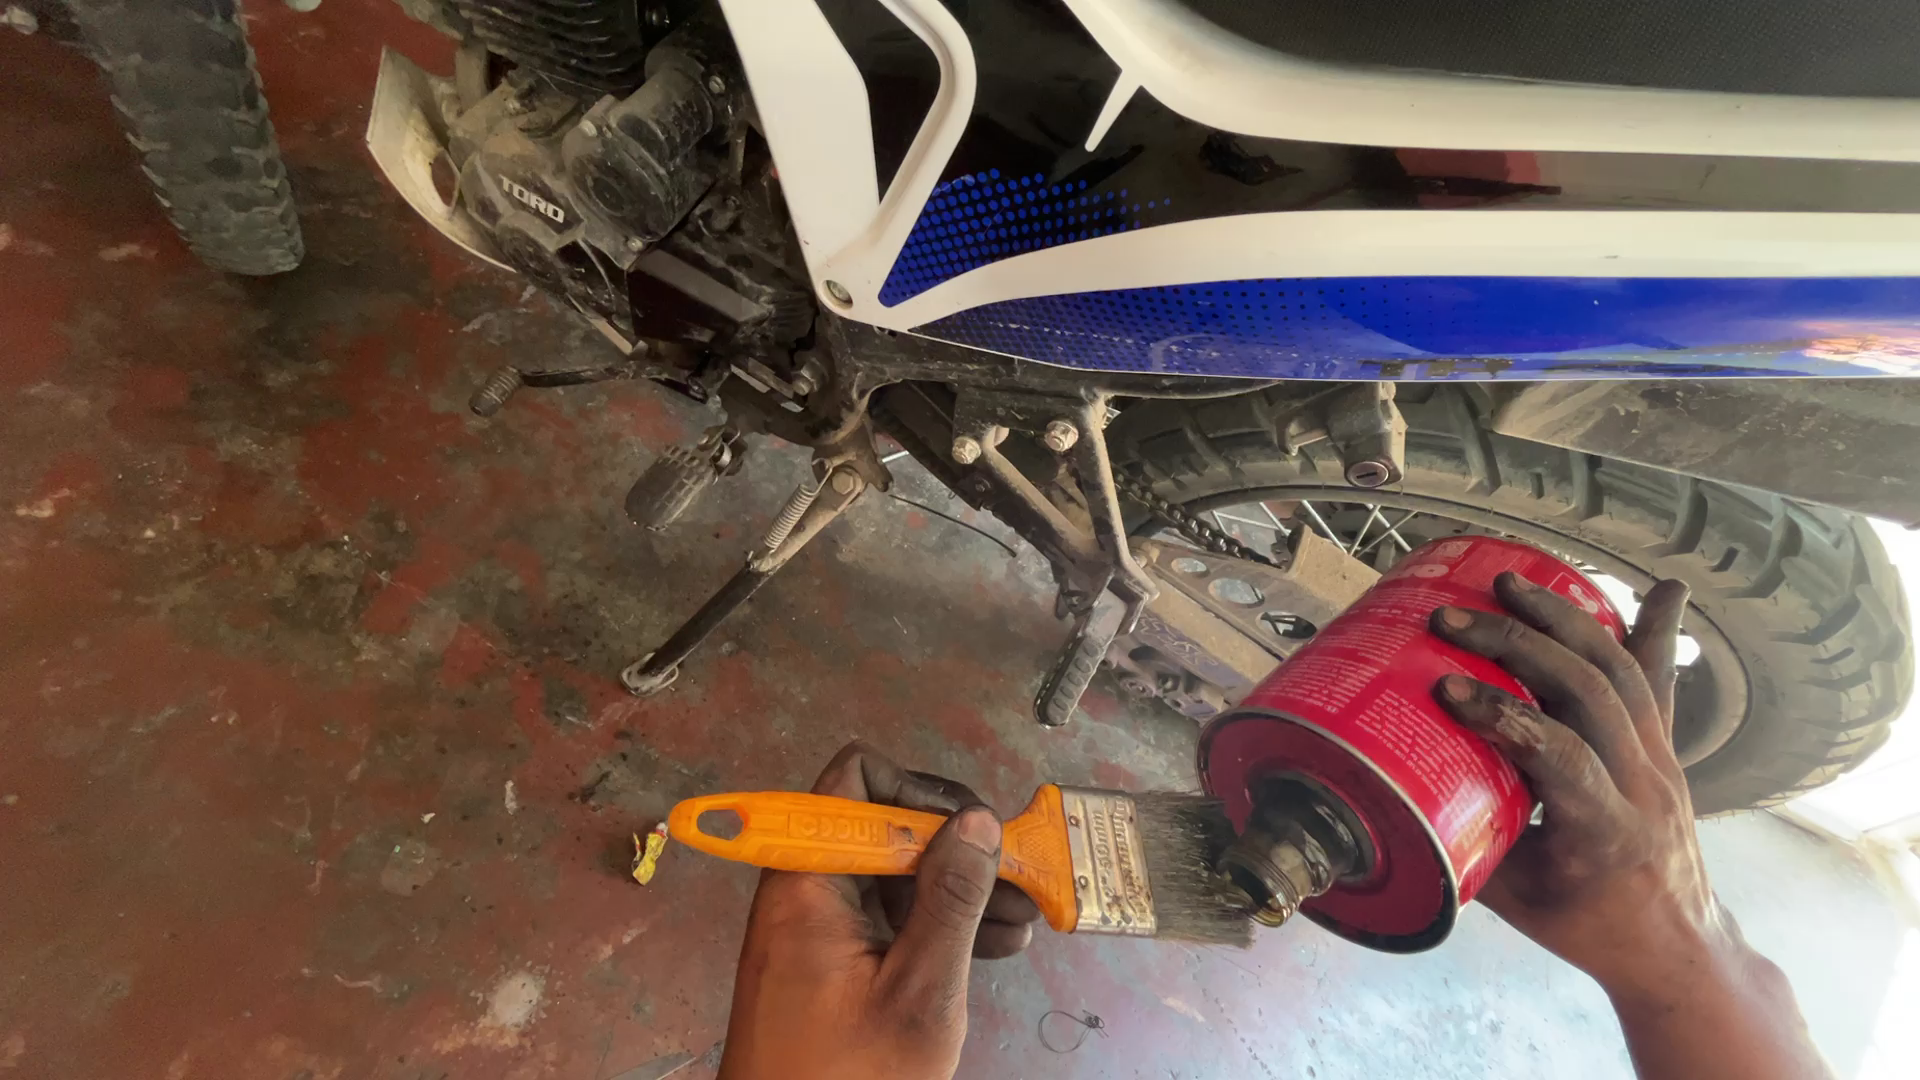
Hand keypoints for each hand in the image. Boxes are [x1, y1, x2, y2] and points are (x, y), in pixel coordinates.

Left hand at [717, 742, 1041, 1079]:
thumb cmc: (851, 1078)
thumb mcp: (918, 990)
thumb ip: (951, 898)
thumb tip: (979, 818)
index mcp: (809, 875)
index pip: (856, 778)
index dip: (914, 790)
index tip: (964, 830)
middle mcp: (810, 882)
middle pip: (887, 824)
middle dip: (955, 846)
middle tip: (1013, 872)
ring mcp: (823, 920)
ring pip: (898, 871)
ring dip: (960, 887)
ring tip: (1021, 916)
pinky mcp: (836, 953)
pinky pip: (891, 912)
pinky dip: (938, 920)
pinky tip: (996, 942)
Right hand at [1429, 573, 1830, 1079]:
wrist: (1678, 947)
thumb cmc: (1581, 921)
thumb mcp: (1508, 892)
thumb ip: (1450, 837)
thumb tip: (1372, 787)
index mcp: (1604, 829)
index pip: (1561, 756)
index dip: (1503, 715)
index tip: (1443, 689)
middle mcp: (1645, 783)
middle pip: (1590, 691)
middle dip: (1518, 644)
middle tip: (1452, 618)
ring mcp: (1661, 758)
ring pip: (1619, 671)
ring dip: (1560, 618)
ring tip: (1507, 583)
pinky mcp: (1662, 745)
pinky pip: (1657, 679)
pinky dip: (1653, 628)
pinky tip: (1658, 587)